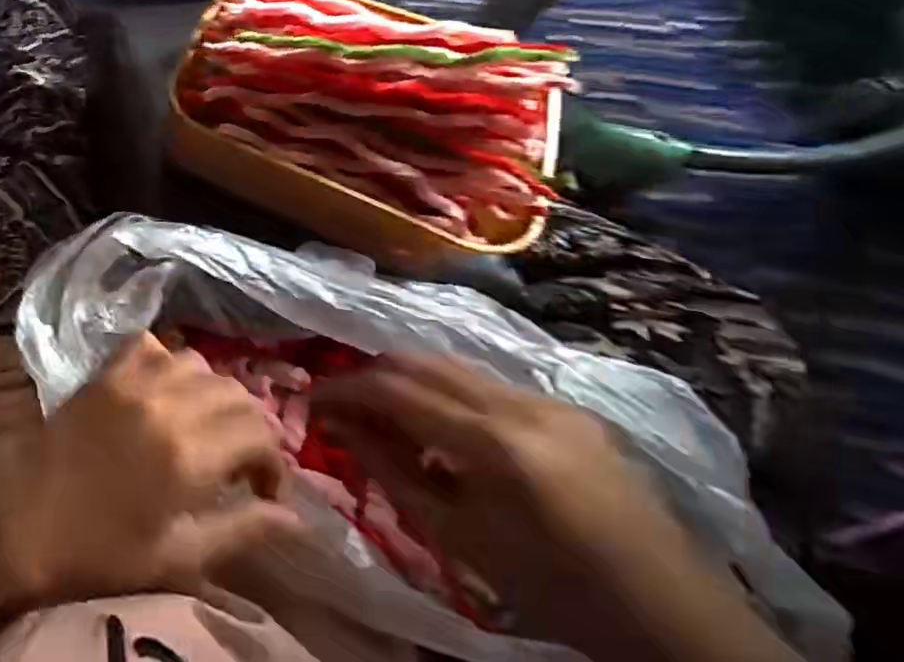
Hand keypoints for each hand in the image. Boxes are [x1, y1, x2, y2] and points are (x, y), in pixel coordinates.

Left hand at [0, 332, 300, 608]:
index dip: (274, 465)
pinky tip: (165, 390)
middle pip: (235, 394)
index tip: (263, 493)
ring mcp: (129, 380)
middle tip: (238, 463)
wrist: (23, 515)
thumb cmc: (99, 549)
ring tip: (204, 426)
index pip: (260, 434)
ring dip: (213, 392)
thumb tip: (296, 519)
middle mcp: (165, 403)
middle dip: (250, 428)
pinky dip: (167, 360)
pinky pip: (148, 344)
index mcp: (187, 454)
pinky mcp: (102, 372)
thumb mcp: (177, 557)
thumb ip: (241, 530)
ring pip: (197, 362)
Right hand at [313, 351, 797, 661]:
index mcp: (495, 443)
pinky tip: (443, 428)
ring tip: (382, 409)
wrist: (675, 623)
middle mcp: (524, 405)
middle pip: (420, 361)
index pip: (393, 389)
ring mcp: (553, 401)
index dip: (341, 388)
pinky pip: (488, 384)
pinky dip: (448, 393)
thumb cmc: (552, 589)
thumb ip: (390, 468)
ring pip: (453, 365)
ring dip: (407, 379)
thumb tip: (338, 423)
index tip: (309, 397)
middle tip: (340, 400)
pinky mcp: (573, 409)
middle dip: (369, 374)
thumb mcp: (457, 535)